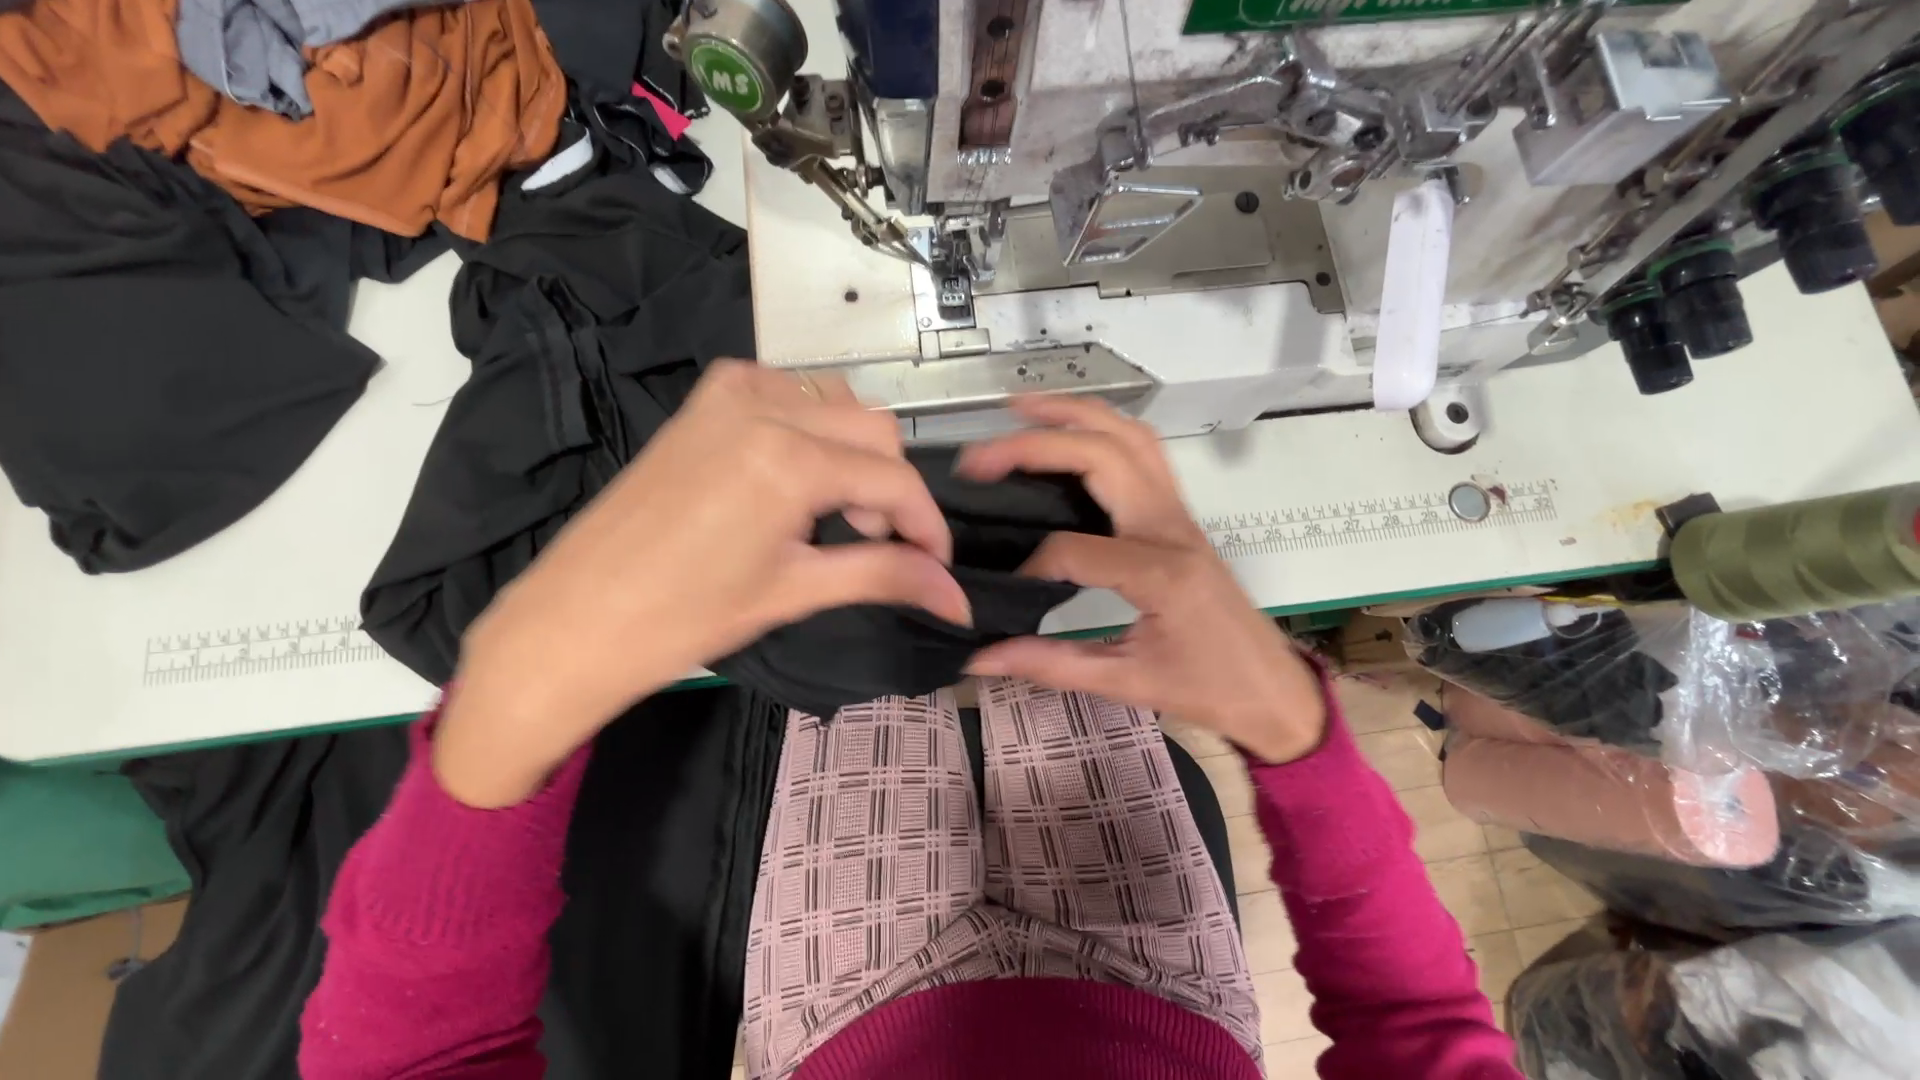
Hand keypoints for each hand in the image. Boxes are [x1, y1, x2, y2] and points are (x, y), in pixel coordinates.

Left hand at [436, 361, 969, 806]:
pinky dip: (811, 427)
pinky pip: (786, 392)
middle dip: (892, 488)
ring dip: (854, 453)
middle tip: (879, 544)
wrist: (574, 620)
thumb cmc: (683, 617)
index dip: (927, 525)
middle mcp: (765, 406)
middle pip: (873, 429)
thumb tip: (959, 599)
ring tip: (835, 515)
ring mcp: (729, 394)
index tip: (935, 566)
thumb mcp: (794, 591)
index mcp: (789, 457)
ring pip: (834, 403)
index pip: (895, 478)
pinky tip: (796, 474)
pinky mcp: (704, 401)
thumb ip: (885, 577)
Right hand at [957, 396, 1326, 763]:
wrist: (1275, 689)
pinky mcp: (1181, 513)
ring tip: (1021, 410)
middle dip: (1036, 445)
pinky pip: (1144, 451)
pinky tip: (1071, 432)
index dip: (1030, 563)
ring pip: (1130, 437)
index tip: (1002, 584)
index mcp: (1160, 573)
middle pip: (1102, 457)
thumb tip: (980, 656)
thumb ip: (1050, 664)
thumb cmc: (1207, 689)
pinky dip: (1104, 428)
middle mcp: (1171, 527)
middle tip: (980, 456)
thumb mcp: (1127, 683)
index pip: (1074, 547)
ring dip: (1075, 415)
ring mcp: (1180, 513)